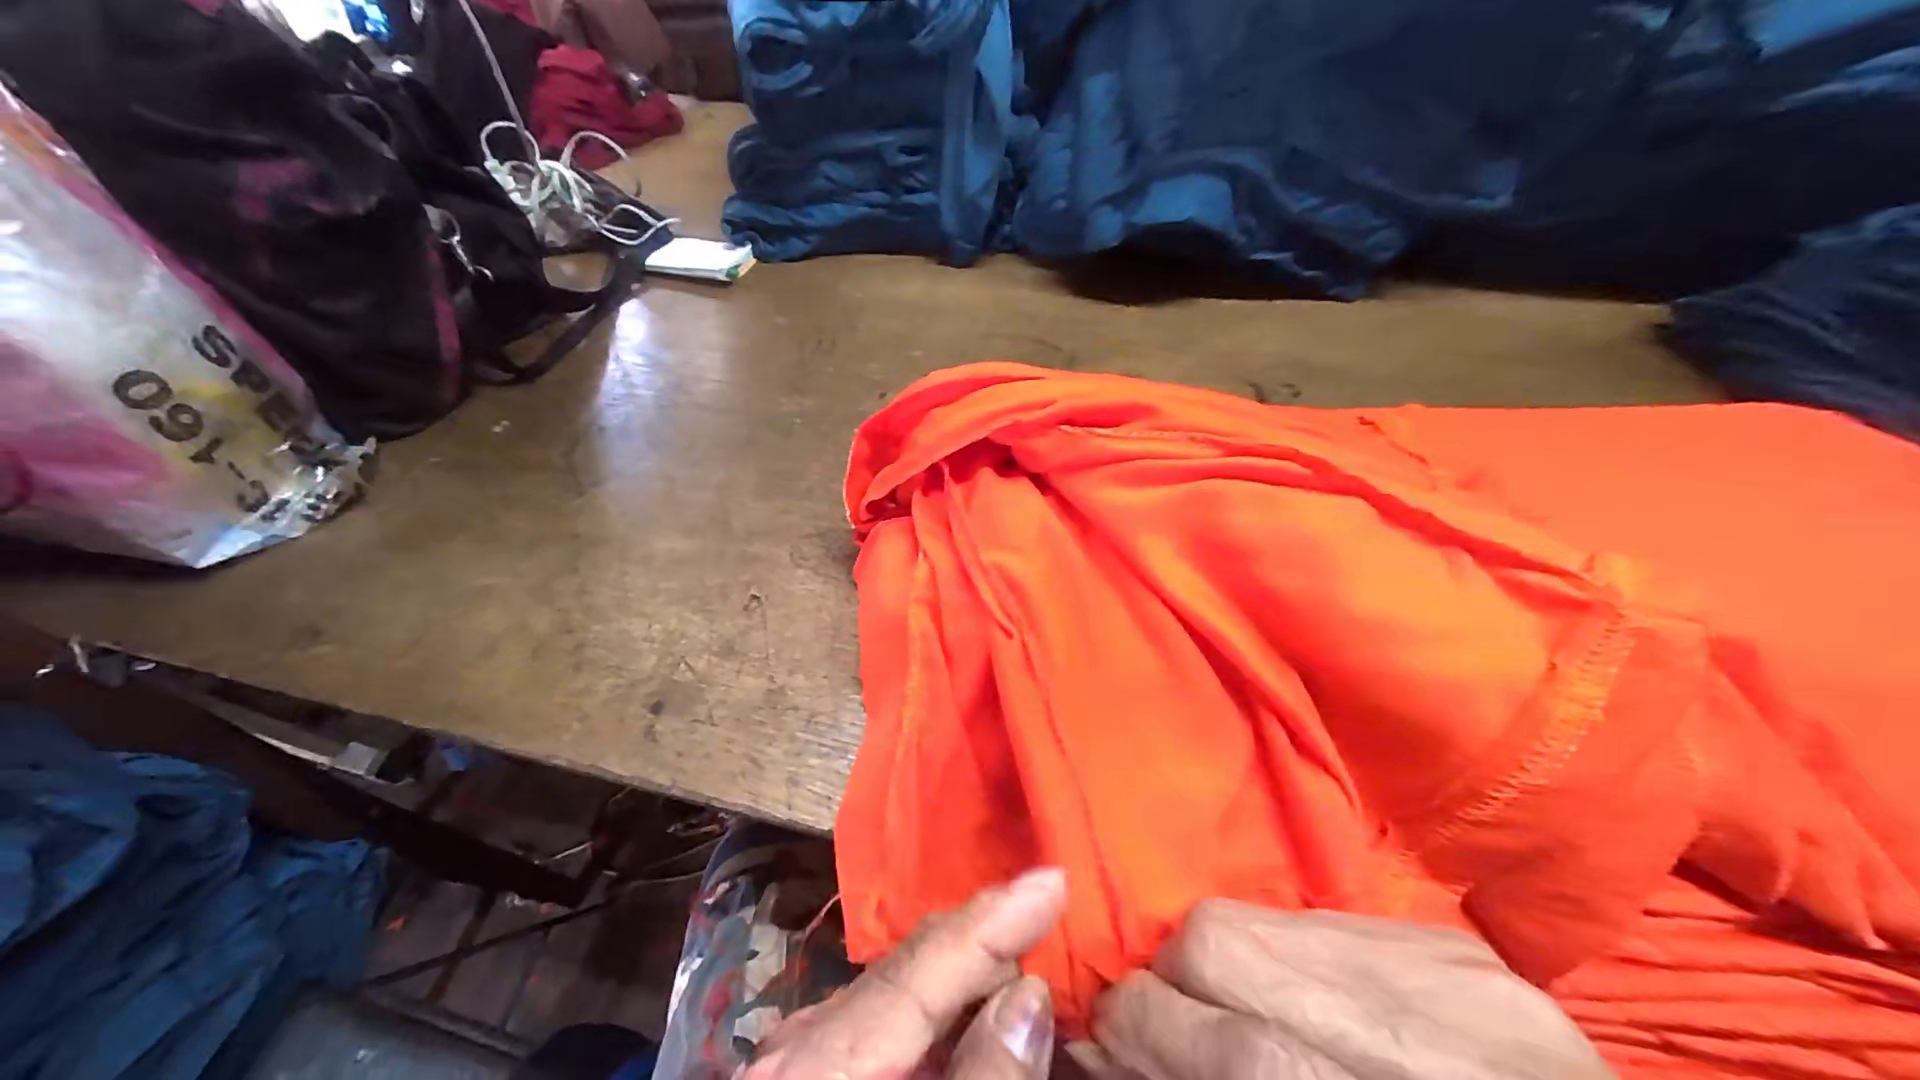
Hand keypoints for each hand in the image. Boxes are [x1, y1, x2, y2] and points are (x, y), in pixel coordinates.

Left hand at [745, 867, 1067, 1079]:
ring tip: (1024, 944)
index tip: (1052, 878)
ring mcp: (803, 1056)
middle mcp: (808, 1042)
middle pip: (913, 965)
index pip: (924, 965)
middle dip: (986, 937)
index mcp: (823, 1062)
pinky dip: (937, 1006)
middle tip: (1048, 908)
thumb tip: (1028, 996)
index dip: (993, 918)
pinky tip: (972, 1007)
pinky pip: (885, 1017)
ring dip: (966, 971)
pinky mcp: (808, 1072)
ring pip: (901, 986)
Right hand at [1081, 900, 1611, 1079]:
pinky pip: (1319, 924)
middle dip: (1166, 975)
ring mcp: (1458, 969)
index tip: (1101, 1034)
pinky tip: (1296, 999)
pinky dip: (1279, 957)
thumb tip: (1121, 1041)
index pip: (1243, 1050)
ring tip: (1218, 1004)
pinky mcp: (1459, 945)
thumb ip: (1222, 1077)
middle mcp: (1441, 1029)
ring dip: (1215, 959)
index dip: (1146, 1032)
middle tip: (1152, 1017)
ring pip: (1263, 915)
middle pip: (1228, 942)